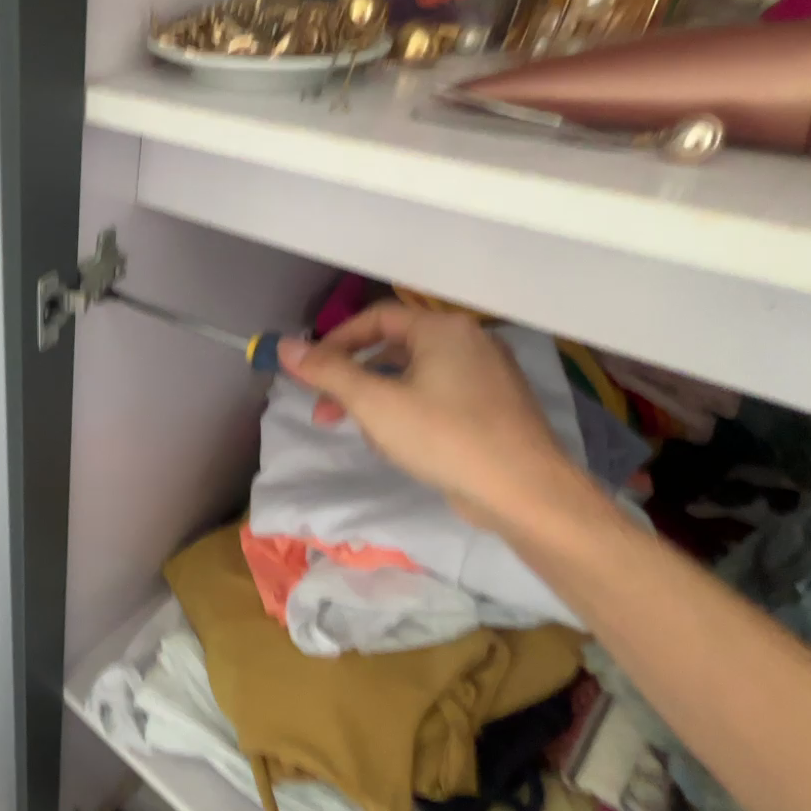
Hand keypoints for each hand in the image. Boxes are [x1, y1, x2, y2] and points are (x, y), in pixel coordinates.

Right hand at [277, 301, 587, 529]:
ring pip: (413, 376)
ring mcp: (487, 375)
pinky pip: (437, 396)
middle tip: (326, 412)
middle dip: (352, 380)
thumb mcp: (373, 403)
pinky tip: (401, 445)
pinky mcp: (493, 407)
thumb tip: (286, 346)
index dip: (335, 342)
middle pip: (393, 348)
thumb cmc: (444, 437)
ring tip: (364, 435)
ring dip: (377, 400)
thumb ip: (327, 371)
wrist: (524, 492)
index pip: (376, 318)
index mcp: (444, 330)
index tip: (309, 373)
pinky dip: (408, 412)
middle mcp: (469, 342)